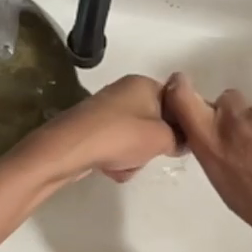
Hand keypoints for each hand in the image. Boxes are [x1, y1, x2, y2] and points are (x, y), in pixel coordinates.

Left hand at [21, 74, 178, 183]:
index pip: (176, 101)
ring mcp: (106, 111)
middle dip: (152, 144)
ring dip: (134, 157)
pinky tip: (110, 167)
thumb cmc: (121, 136)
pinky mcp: (92, 129)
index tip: (180, 142)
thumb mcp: (163, 138)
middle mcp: (125, 92)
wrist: (70, 149)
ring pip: (135, 139)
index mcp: (144, 83)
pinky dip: (116, 160)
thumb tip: (179, 140)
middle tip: (147, 152)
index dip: (181, 123)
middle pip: (154, 123)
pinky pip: (116, 147)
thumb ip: (180, 137)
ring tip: (125, 162)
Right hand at [162, 73, 251, 251]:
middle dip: (232, 117)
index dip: (181, 90)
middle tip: (247, 144)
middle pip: (226, 101)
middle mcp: (236, 124)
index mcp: (213, 146)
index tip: (183, 91)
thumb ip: (216, 155)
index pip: (183, 98)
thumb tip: (216, 140)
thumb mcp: (228, 190)